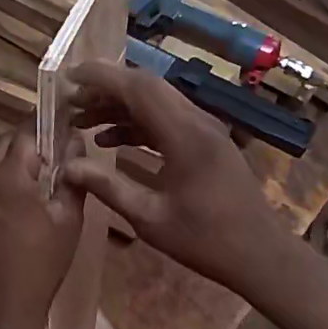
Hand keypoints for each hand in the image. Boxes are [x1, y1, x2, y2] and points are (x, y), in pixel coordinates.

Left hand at [0, 131, 85, 328]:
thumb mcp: (69, 220)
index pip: (28, 131)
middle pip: (9, 142)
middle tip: (63, 147)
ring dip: (20, 159)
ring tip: (48, 172)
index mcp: (9, 176)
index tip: (69, 115)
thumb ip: (73, 178)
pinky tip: (28, 195)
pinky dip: (8, 177)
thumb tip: (76, 147)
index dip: (49, 121)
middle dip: (34, 140)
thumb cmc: (41, 264)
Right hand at [58, 63, 289, 295]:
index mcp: (184, 134)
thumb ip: (108, 188)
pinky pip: (167, 119)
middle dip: (106, 89)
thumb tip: (68, 167)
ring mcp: (204, 128)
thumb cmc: (205, 239)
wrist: (259, 251)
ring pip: (156, 102)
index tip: (69, 76)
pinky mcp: (206, 140)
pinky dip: (138, 123)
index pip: (139, 88)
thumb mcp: (150, 219)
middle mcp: (196, 120)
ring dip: (120, 107)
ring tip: (81, 120)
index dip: (102, 77)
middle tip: (69, 101)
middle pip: (147, 88)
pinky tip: (110, 140)